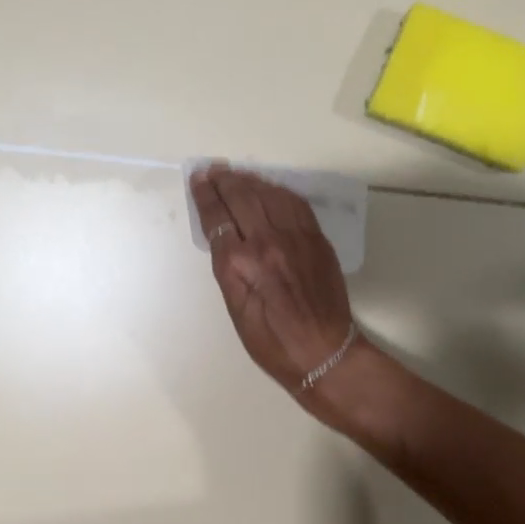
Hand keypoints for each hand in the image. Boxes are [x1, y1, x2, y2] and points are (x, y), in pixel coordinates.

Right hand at [189, 165, 356, 395]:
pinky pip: (295, 203)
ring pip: (269, 194)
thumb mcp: (237, 311)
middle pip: (242, 197)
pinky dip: (278, 190)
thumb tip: (222, 237)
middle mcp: (268, 242)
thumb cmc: (273, 342)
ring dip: (250, 180)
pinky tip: (269, 189)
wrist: (325, 353)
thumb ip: (228, 270)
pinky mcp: (317, 240)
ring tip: (236, 174)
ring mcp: (297, 237)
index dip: (205, 196)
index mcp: (242, 263)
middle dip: (224, 181)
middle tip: (213, 170)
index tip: (198, 179)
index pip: (218, 218)